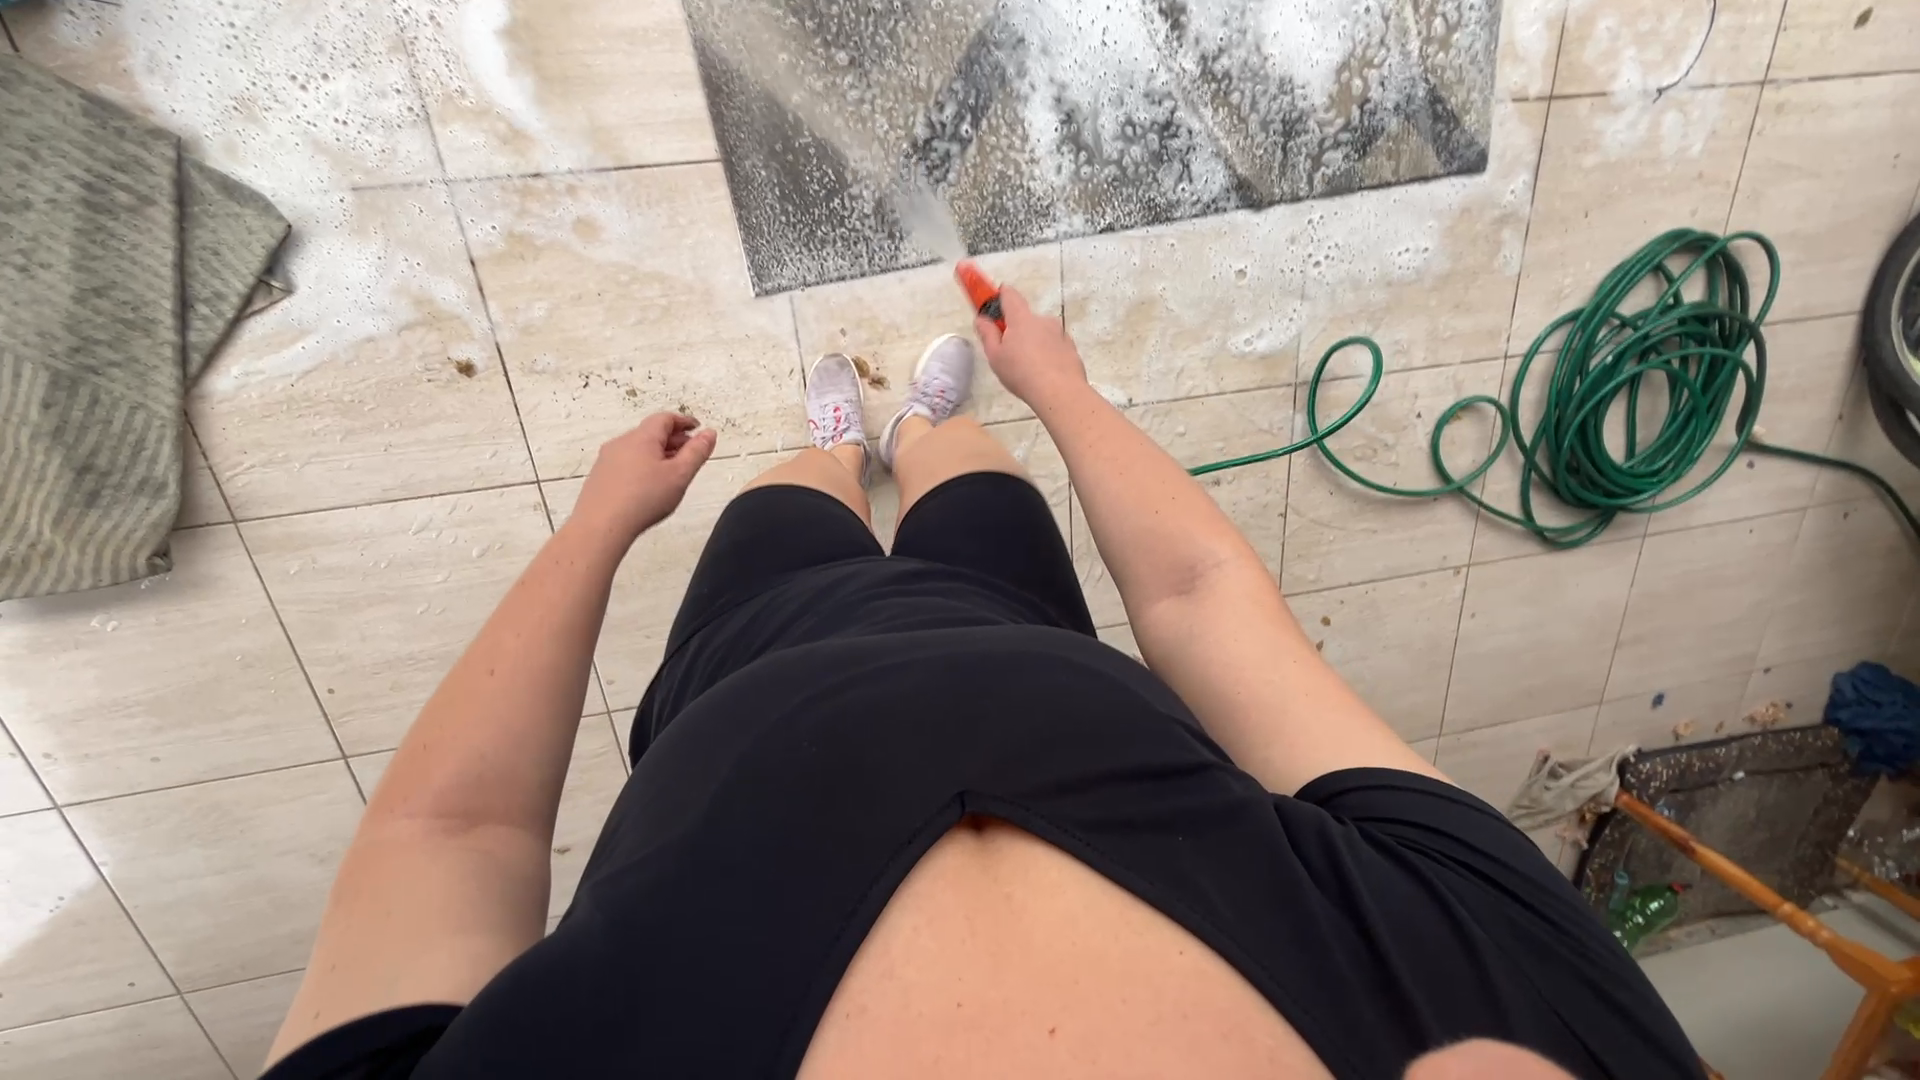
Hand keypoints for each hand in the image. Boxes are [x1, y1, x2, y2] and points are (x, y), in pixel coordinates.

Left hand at [568, 413, 716, 548]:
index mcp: (642, 438)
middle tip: (691, 453)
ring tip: (673, 471)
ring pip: (638, 448)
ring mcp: (607, 459)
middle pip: (651, 432)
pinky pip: (627, 461)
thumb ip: (697, 452)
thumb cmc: (645, 498)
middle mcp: (621, 442)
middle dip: (674, 439)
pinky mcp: (600, 476)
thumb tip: (709, 433)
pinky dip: (643, 464)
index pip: (665, 419)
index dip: (684, 421)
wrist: (601, 525)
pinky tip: (650, 485)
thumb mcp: (680, 475)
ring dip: (659, 453)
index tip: (698, 428)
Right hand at [970, 284, 1088, 405]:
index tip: (995, 298)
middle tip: (1010, 352)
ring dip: (1034, 343)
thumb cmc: (1021, 373)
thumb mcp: (995, 356)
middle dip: (1018, 330)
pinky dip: (1048, 354)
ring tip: (1029, 368)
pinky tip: (1045, 373)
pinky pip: (1054, 346)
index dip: (1001, 294)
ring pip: (1042, 333)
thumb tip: (981, 319)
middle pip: (1026, 318)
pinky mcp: (1071, 347)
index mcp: (1021, 319)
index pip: (1010, 295)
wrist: (1060, 392)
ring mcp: (1060, 333)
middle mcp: (1043, 320)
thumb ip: (987, 334)